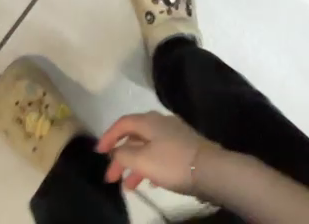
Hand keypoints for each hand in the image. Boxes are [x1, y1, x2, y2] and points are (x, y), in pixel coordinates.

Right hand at [96, 112, 216, 194]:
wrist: (210, 170)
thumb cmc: (172, 163)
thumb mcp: (143, 160)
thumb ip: (124, 155)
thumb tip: (116, 152)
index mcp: (149, 121)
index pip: (123, 123)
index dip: (108, 136)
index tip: (98, 152)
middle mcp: (160, 122)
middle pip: (134, 137)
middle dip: (120, 157)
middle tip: (111, 178)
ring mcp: (174, 134)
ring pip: (147, 147)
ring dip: (135, 165)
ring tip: (128, 187)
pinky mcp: (184, 147)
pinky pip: (160, 154)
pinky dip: (150, 166)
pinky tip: (150, 183)